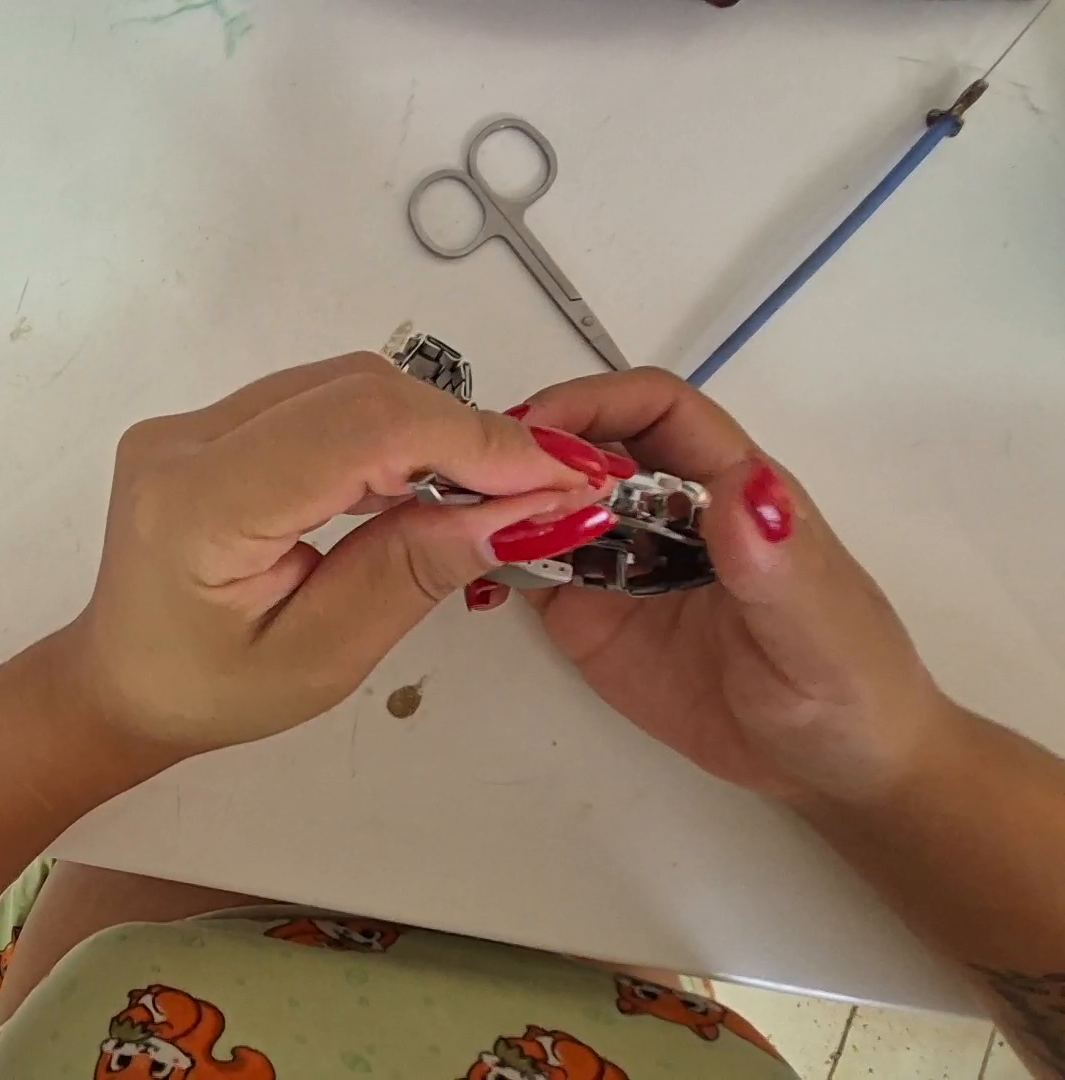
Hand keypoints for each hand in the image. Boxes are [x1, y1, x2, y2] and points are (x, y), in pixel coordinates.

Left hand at [64, 352, 616, 753]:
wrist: (124, 680)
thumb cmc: (209, 691)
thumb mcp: (319, 656)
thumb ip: (411, 570)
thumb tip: (520, 503)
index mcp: (197, 506)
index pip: (354, 429)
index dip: (469, 439)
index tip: (556, 477)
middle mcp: (179, 443)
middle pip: (348, 392)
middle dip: (454, 431)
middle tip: (528, 490)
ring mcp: (183, 427)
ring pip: (334, 387)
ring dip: (418, 428)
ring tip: (473, 492)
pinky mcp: (197, 430)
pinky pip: (307, 403)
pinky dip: (373, 432)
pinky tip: (405, 480)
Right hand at [486, 368, 957, 804]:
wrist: (809, 765)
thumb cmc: (839, 689)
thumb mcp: (821, 630)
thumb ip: (782, 563)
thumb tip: (745, 484)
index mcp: (720, 489)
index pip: (653, 410)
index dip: (591, 402)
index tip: (529, 431)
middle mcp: (654, 511)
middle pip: (578, 447)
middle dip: (521, 448)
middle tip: (464, 474)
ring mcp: (607, 558)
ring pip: (537, 501)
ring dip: (492, 499)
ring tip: (444, 515)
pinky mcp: (573, 605)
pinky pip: (518, 562)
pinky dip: (485, 552)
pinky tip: (456, 560)